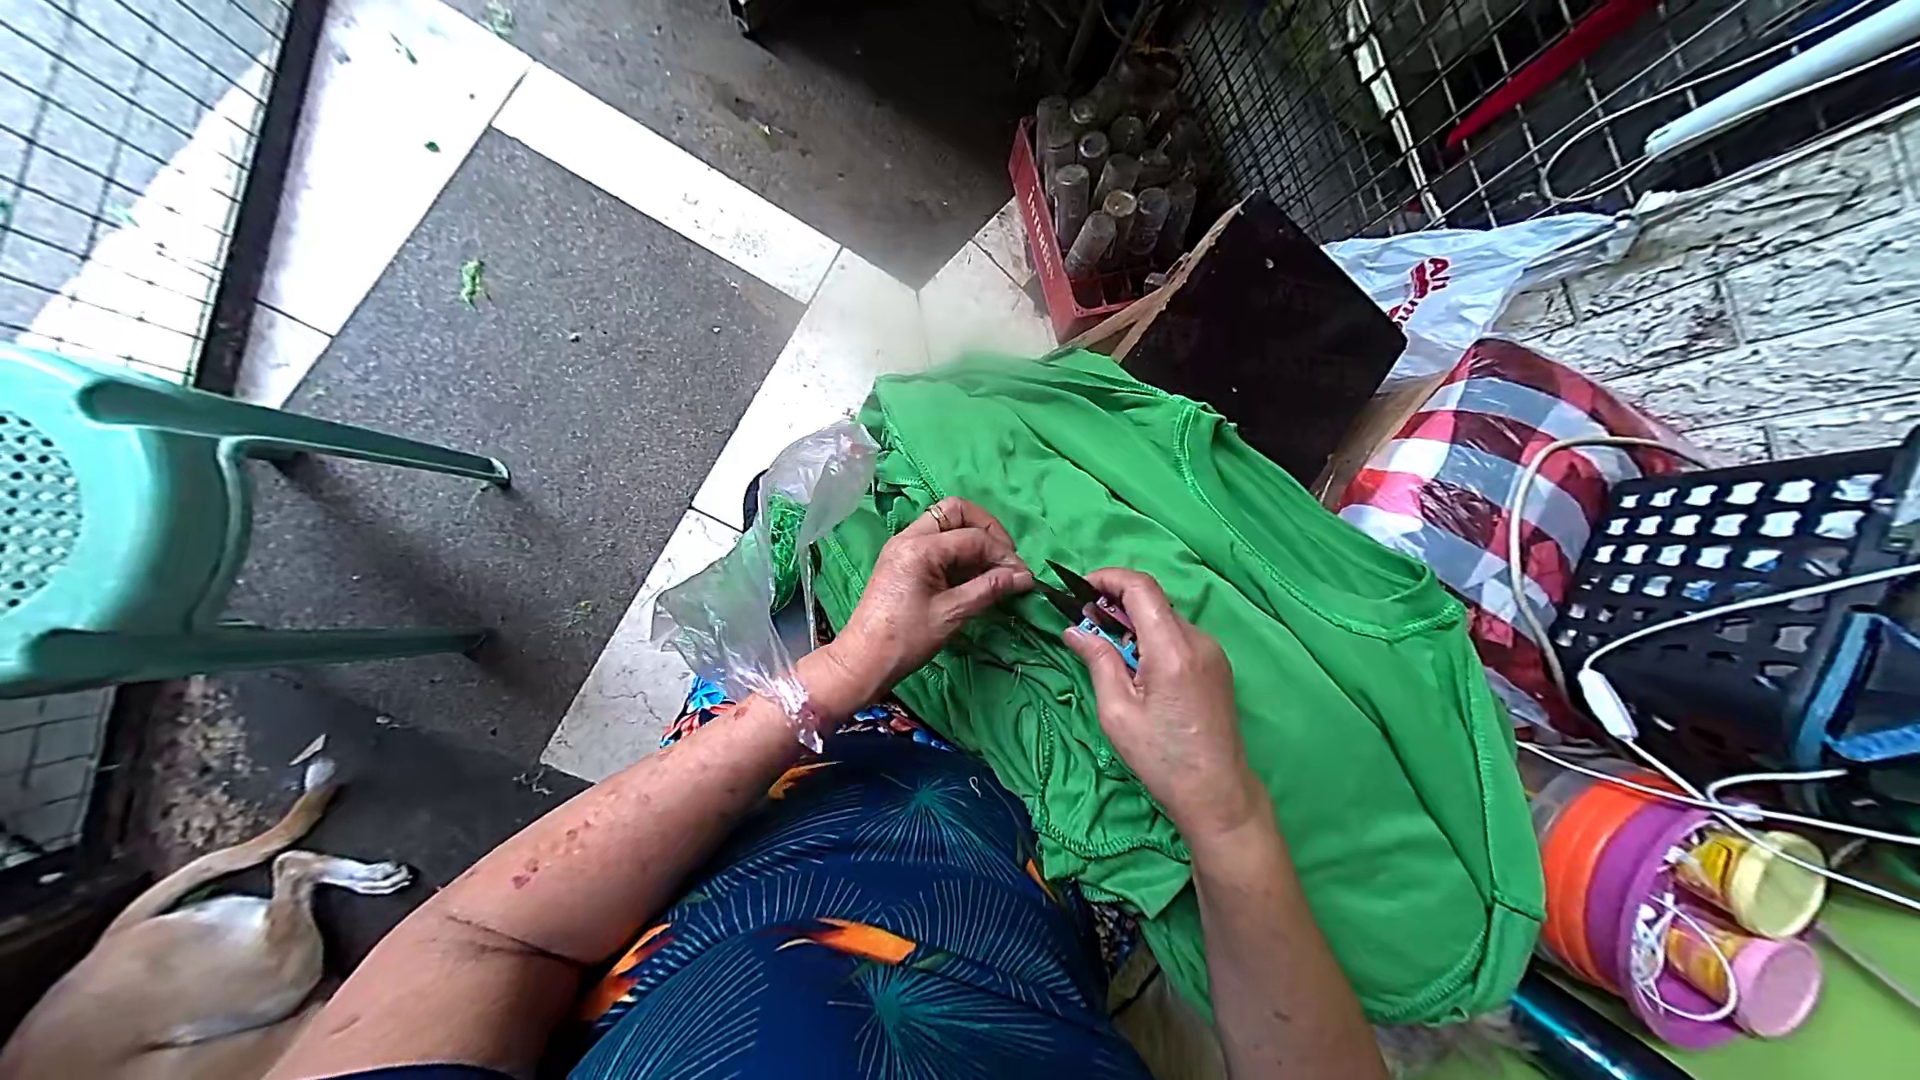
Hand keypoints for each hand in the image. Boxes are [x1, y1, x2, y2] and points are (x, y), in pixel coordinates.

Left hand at [814, 497, 1033, 712]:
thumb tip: (1024, 577)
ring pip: (947, 524)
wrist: (863, 661)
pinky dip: (960, 552)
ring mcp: (904, 546)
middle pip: (957, 512)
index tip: (1023, 577)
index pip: (973, 538)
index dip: (1003, 555)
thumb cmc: (905, 640)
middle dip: (988, 530)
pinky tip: (976, 575)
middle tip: (1006, 559)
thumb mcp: (952, 614)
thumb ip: (988, 589)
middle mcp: (909, 537)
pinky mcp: (904, 560)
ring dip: (975, 540)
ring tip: (995, 570)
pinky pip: (938, 542)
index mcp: (919, 548)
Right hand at [1061, 568, 1263, 844]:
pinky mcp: (1216, 664)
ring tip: (1108, 650)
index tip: (1081, 589)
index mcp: (1172, 650)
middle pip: (1153, 600)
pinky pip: (1178, 635)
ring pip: (1164, 616)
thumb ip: (1097, 660)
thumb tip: (1074, 629)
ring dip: (1132, 622)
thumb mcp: (1117, 711)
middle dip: (1115, 602)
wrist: (1218, 793)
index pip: (1141, 587)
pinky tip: (1137, 665)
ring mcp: (1212, 651)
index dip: (1108, 578)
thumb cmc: (1162, 758)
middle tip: (1086, 625)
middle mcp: (1198, 641)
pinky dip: (1151, 637)